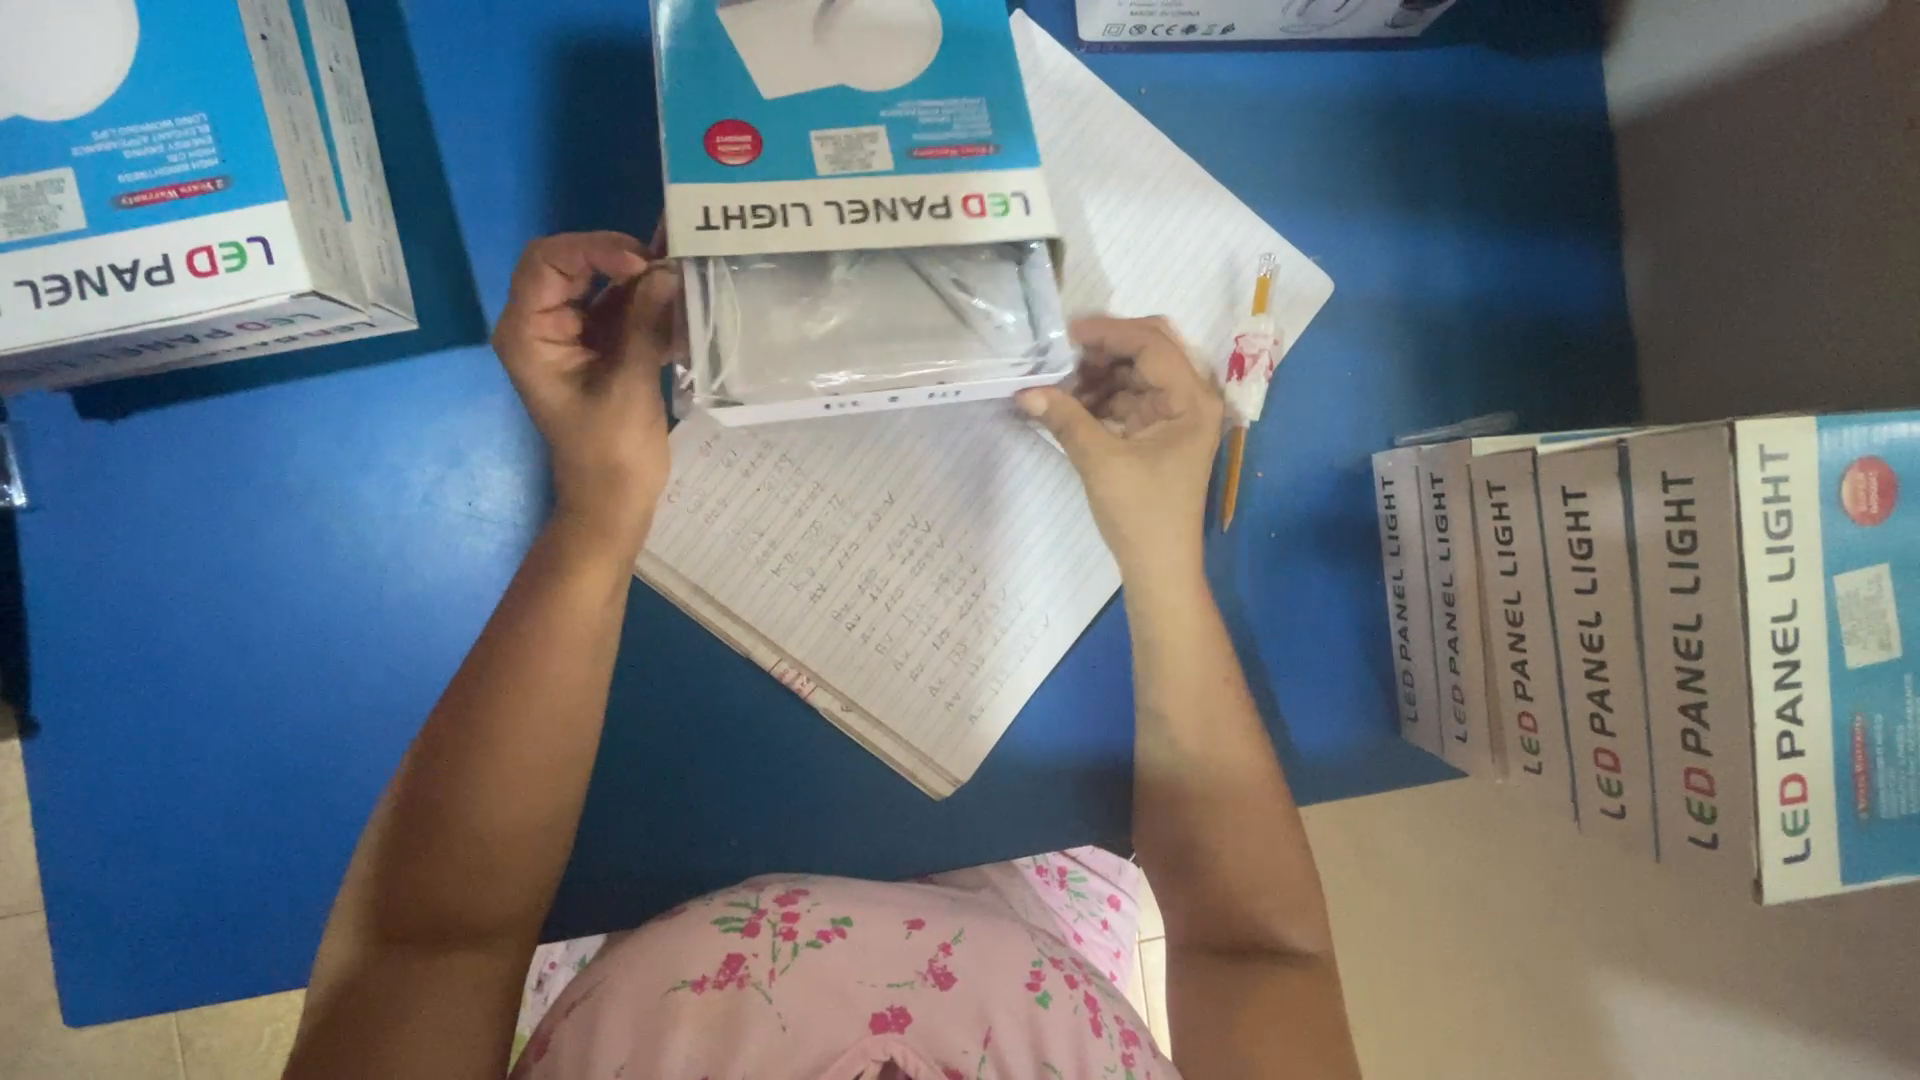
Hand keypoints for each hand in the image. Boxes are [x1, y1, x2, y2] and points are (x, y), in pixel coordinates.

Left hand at [492, 231, 683, 560]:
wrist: (614, 501)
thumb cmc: (609, 452)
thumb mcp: (628, 384)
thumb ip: (645, 323)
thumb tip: (669, 270)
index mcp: (529, 332)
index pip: (548, 262)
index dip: (594, 250)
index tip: (643, 266)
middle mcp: (546, 325)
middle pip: (577, 266)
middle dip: (624, 261)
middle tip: (671, 265)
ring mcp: (576, 336)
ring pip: (607, 287)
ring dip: (646, 283)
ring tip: (686, 278)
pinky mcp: (604, 350)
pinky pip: (627, 313)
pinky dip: (654, 308)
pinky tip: (686, 311)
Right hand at [1017, 316, 1222, 580]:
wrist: (1159, 567)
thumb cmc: (1141, 514)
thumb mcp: (1100, 462)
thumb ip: (1065, 419)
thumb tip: (1025, 391)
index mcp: (1192, 400)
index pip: (1151, 344)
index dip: (1108, 333)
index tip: (1065, 334)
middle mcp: (1191, 399)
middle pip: (1148, 352)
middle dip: (1103, 351)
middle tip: (1061, 357)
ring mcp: (1175, 416)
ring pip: (1135, 374)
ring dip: (1098, 375)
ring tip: (1059, 386)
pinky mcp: (1158, 434)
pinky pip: (1129, 399)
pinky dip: (1101, 398)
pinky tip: (1069, 404)